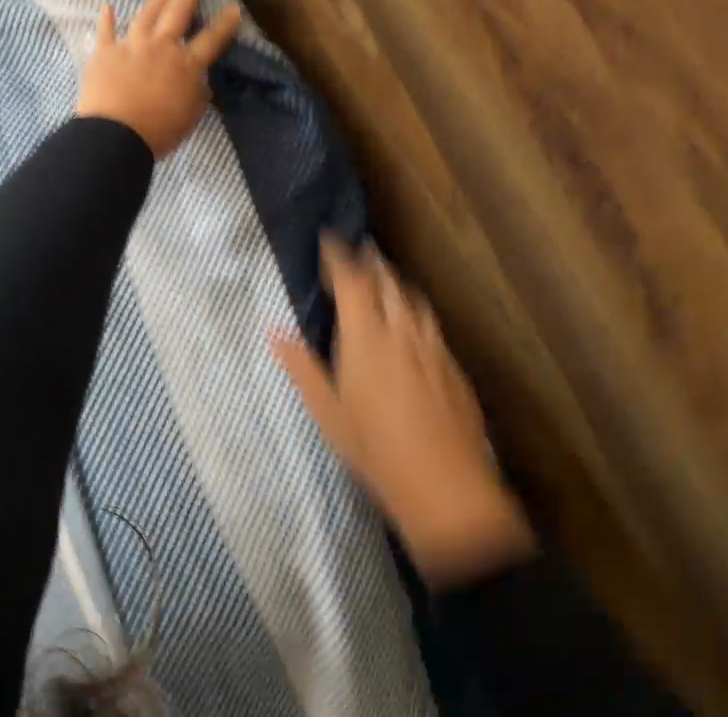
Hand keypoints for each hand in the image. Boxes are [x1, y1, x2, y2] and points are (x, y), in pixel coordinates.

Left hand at [75, 0, 241, 159]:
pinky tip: (108, 6)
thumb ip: (197, 95)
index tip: (233, 8)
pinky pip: (105, 32)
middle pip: (178, 13)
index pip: (211, 40)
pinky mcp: (104, 53)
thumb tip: (201, 82)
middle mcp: (160, 48)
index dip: (224, 23)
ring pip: (147, 13)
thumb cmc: (157, 132)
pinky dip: (107, 19)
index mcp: (185, 66)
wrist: (115, 136)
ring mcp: (130, 47)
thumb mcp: (190, 117)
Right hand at [273, 239, 537, 586]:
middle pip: (388, 285)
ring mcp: (433, 351)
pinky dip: (416, 313)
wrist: (446, 488)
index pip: (352, 282)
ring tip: (385, 280)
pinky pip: (432, 327)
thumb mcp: (327, 412)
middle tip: (359, 253)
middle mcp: (402, 334)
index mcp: (366, 339)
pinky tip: (413, 328)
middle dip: (372, 264)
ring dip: (397, 285)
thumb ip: (300, 366)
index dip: (340, 258)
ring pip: (415, 303)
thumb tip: (273, 329)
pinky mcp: (454, 370)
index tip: (330, 240)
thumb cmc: (374, 450)